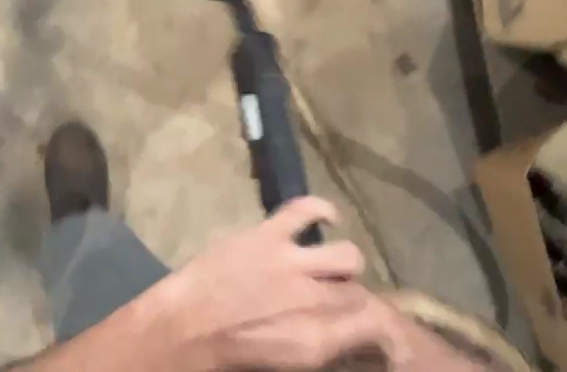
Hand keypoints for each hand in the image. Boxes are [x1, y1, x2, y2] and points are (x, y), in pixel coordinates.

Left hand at [148, 197, 396, 370]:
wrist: (185, 330)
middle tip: (340, 299)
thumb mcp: (290, 362)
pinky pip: (306, 209)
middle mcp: (316, 302)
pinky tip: (328, 218)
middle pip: (361, 293)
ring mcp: (293, 263)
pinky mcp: (269, 234)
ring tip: (332, 266)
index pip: (374, 326)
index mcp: (319, 343)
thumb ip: (323, 344)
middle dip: (356, 297)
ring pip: (348, 255)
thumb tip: (346, 333)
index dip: (380, 326)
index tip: (376, 328)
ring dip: (345, 263)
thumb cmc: (231, 356)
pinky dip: (322, 209)